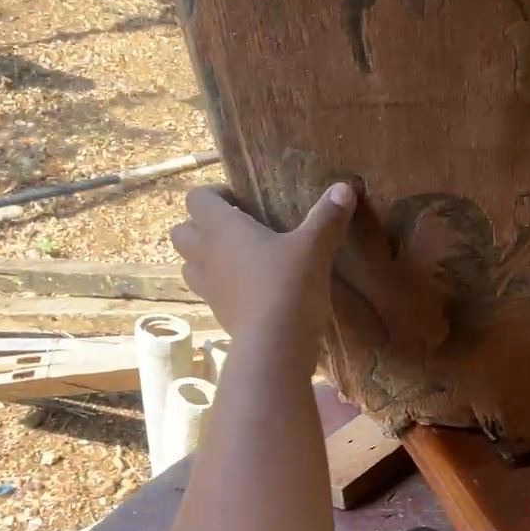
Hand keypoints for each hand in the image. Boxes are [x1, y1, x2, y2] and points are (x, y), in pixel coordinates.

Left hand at [170, 182, 356, 376]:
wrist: (276, 343)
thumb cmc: (289, 286)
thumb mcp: (313, 249)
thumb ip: (327, 218)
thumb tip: (346, 187)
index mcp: (220, 227)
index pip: (197, 197)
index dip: (216, 196)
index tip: (241, 203)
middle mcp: (205, 253)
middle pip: (183, 231)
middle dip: (202, 228)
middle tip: (236, 234)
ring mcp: (208, 286)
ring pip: (190, 264)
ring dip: (207, 260)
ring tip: (238, 264)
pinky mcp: (218, 314)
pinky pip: (211, 294)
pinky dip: (223, 290)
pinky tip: (250, 295)